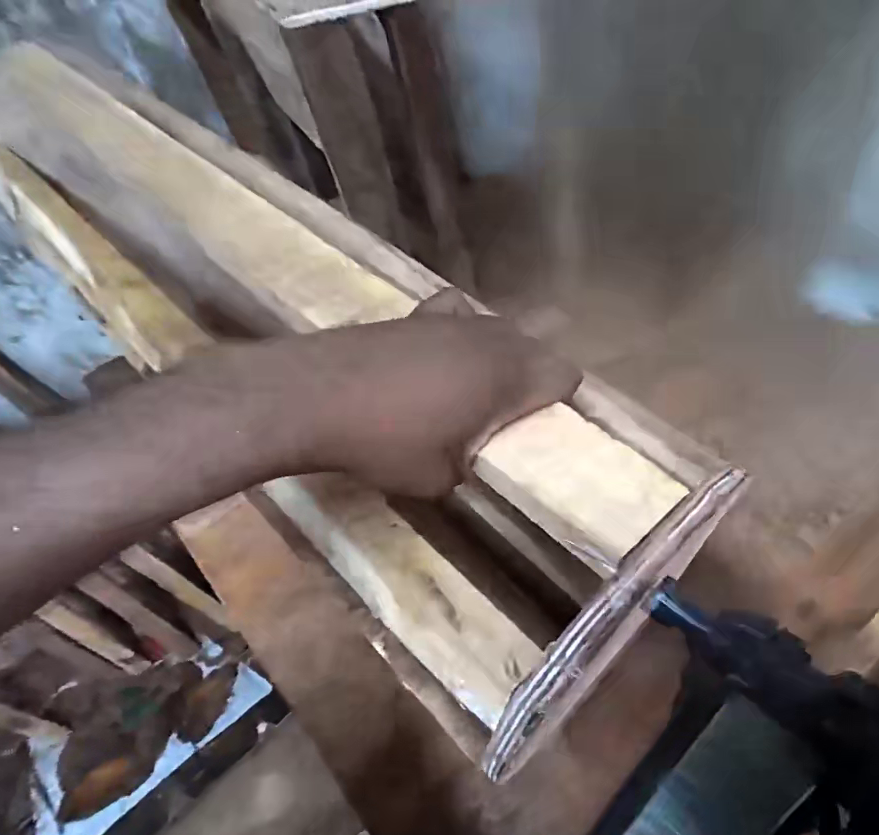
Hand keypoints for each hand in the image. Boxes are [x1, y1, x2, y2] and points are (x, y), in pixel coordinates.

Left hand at [267, 296, 579, 495]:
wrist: (313, 398)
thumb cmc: (384, 443)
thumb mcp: (439, 479)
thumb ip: (470, 466)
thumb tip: (468, 459)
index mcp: (508, 376)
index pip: (565, 374)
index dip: (561, 400)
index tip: (540, 427)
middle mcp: (491, 338)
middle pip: (542, 340)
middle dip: (538, 372)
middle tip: (515, 410)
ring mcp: (453, 319)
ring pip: (502, 323)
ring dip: (504, 351)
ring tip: (481, 386)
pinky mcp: (418, 314)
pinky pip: (458, 311)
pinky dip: (462, 327)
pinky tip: (444, 350)